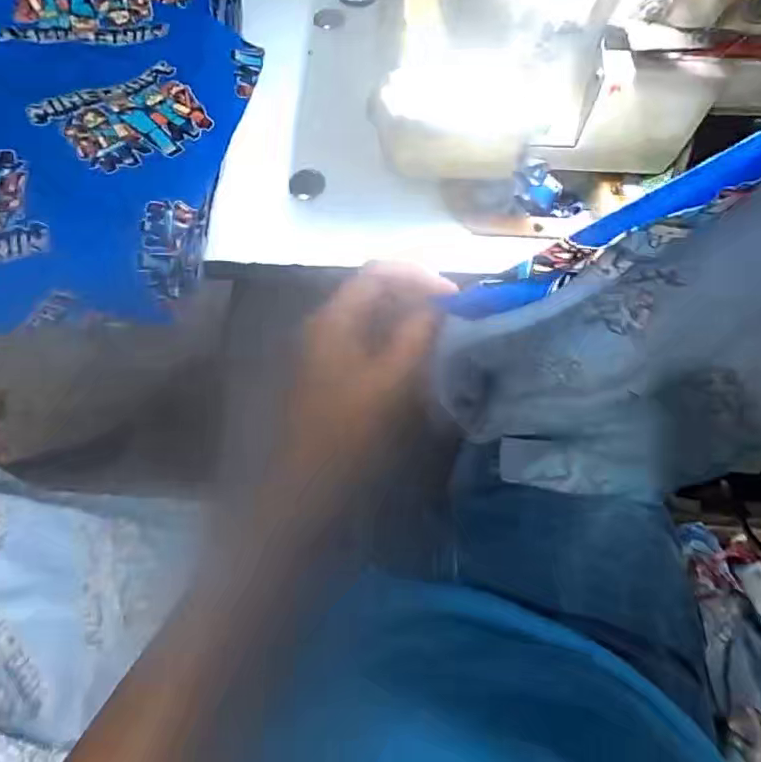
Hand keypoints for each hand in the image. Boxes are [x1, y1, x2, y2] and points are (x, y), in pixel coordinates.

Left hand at [276, 262, 455, 484]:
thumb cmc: (349, 433)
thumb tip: (441, 305)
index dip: (420, 276)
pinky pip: (364, 341)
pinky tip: (415, 359)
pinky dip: (392, 340)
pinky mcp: (327, 374)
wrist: (304, 489)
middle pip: (372, 291)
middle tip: (454, 314)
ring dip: (405, 317)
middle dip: (414, 295)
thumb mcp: (393, 381)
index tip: (455, 298)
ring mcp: (321, 350)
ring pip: (369, 317)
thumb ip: (418, 334)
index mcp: (333, 318)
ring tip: (441, 334)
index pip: (378, 272)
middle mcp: (322, 325)